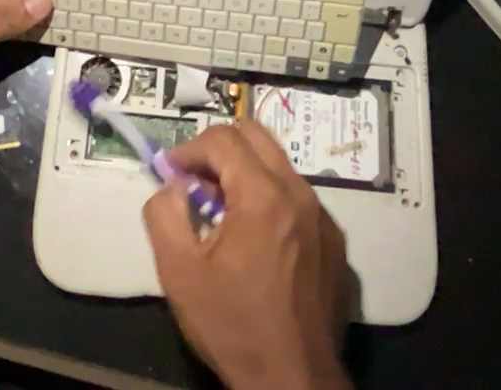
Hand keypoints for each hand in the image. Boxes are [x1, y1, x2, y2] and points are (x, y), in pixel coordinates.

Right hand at [144, 122, 352, 389]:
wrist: (295, 380)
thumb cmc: (233, 325)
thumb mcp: (179, 272)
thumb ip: (165, 214)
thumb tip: (172, 184)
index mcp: (263, 196)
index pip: (223, 139)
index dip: (189, 149)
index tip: (170, 172)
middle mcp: (299, 193)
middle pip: (256, 135)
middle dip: (219, 148)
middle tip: (195, 179)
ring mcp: (323, 215)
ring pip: (279, 164)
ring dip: (245, 171)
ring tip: (221, 209)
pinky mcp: (334, 239)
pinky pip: (298, 196)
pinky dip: (270, 197)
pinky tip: (255, 237)